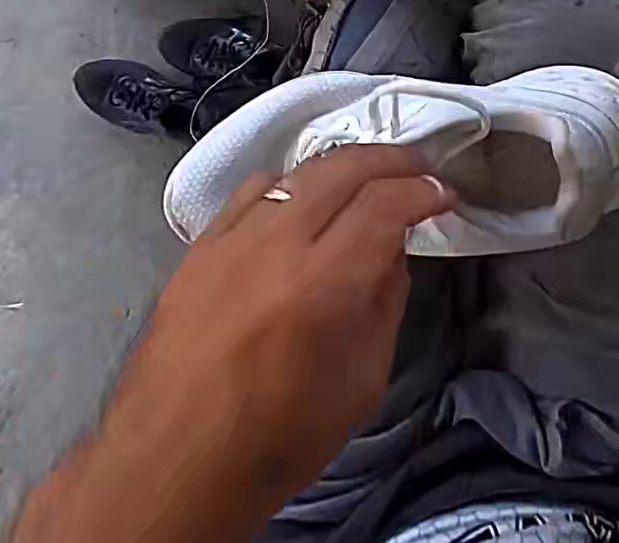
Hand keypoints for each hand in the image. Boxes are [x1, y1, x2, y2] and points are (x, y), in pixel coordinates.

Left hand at [16, 145, 451, 542]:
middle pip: (342, 169)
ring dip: (343, 166)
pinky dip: (290, 184)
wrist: (175, 460)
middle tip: (417, 166)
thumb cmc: (279, 438)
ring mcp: (230, 239)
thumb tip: (394, 245)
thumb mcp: (361, 383)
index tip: (443, 192)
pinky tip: (301, 199)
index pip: (383, 206)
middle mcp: (274, 247)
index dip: (423, 190)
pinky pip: (252, 191)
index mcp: (320, 287)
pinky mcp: (200, 245)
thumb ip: (385, 300)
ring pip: (297, 171)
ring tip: (367, 177)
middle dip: (390, 159)